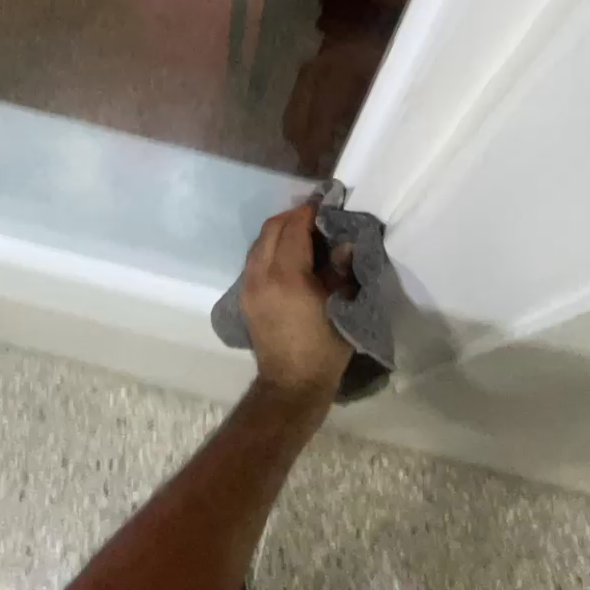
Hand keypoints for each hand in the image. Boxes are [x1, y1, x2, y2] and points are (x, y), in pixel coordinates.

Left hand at [239, 204, 353, 401]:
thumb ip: (340, 270)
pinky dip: (271, 248)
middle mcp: (261, 276)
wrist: (291, 385)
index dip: (310, 212)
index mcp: (286, 276)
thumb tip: (345, 243)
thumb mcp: (342, 307)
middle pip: (271, 229)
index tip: (326, 204)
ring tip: (303, 233)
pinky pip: (255, 259)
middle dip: (293, 217)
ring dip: (279, 231)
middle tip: (316, 216)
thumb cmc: (323, 349)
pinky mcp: (244, 297)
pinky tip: (289, 255)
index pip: (293, 228)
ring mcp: (248, 286)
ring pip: (259, 243)